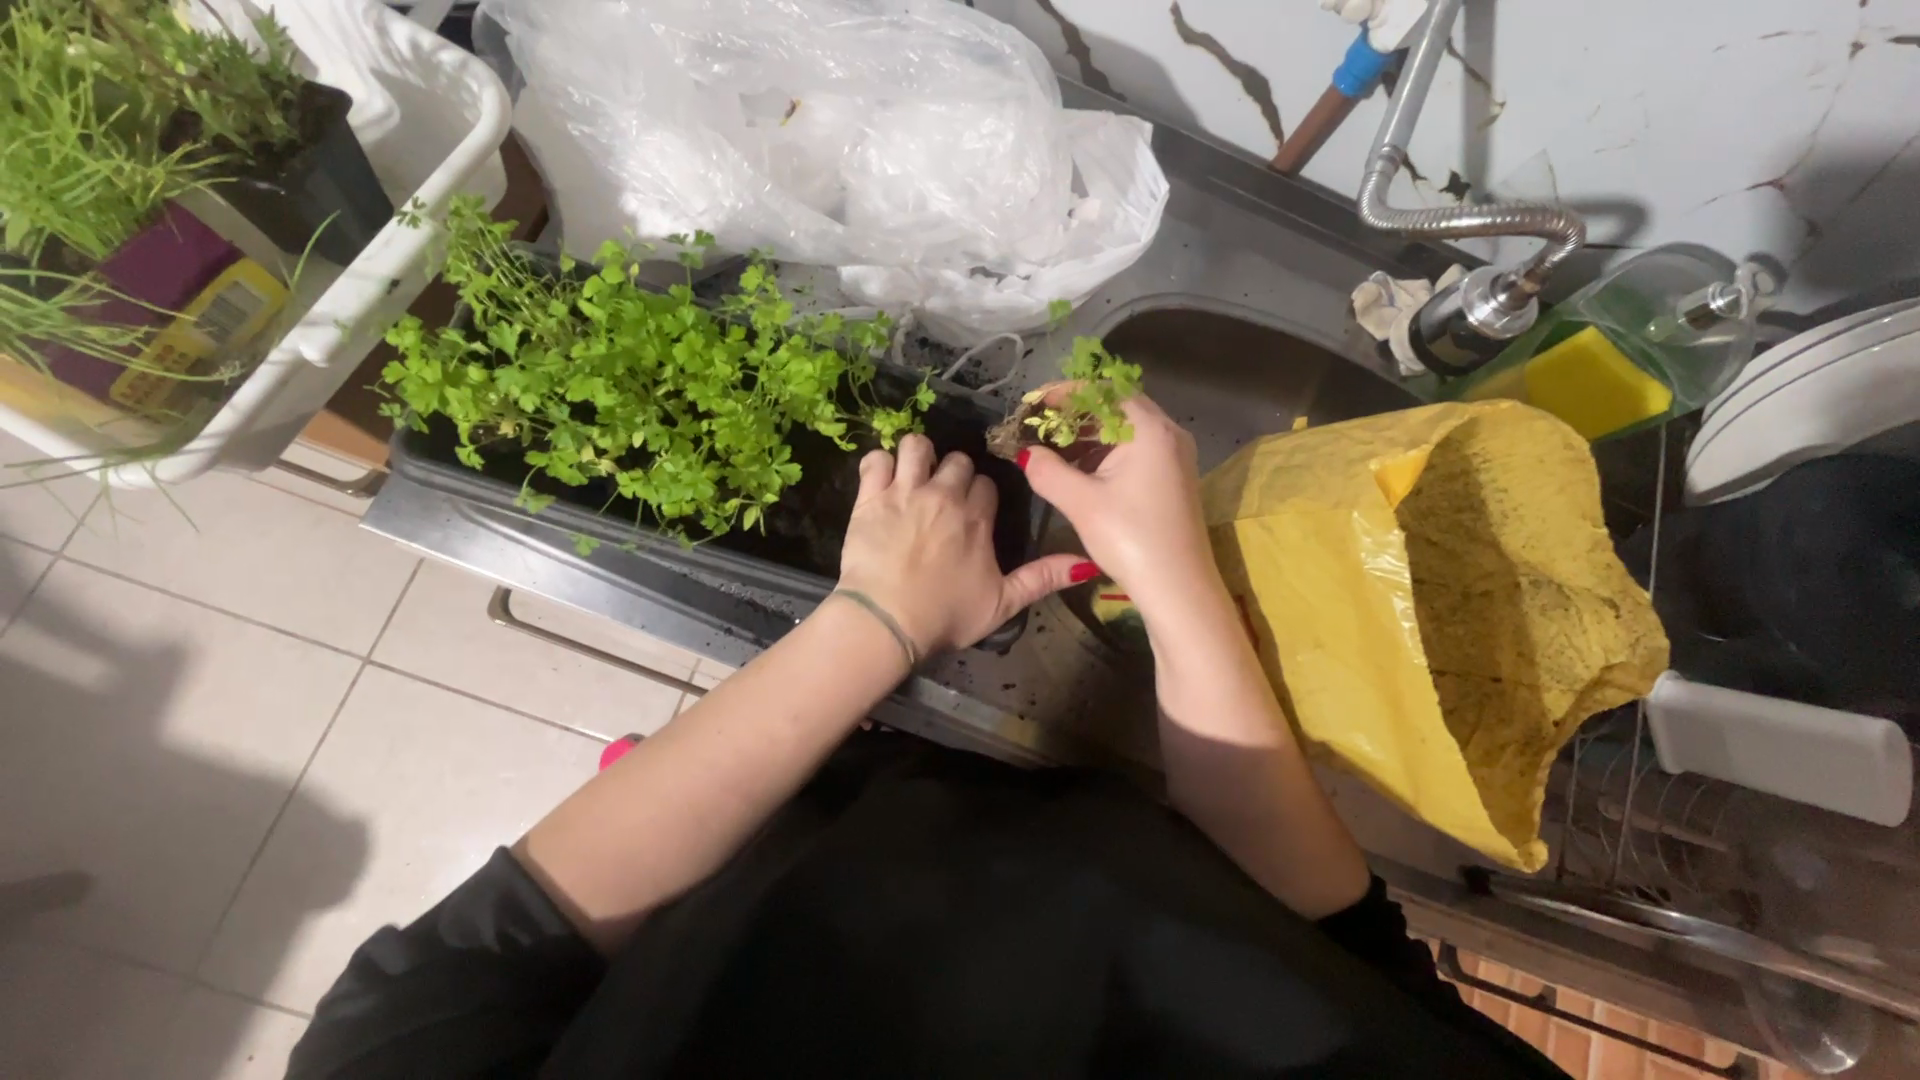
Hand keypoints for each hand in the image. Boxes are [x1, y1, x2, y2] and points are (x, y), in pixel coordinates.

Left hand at [838, 434, 1086, 654]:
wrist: (887, 621)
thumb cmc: (945, 616)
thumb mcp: (1003, 604)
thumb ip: (1043, 578)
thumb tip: (1089, 564)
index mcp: (977, 518)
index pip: (986, 484)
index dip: (980, 494)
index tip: (973, 510)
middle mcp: (944, 495)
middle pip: (957, 461)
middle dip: (953, 473)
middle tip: (942, 496)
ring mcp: (905, 492)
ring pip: (917, 446)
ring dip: (918, 456)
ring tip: (913, 475)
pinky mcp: (869, 497)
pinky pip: (876, 460)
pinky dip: (879, 465)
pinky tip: (880, 479)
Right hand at [1018, 394, 1218, 618]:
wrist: (1179, 588)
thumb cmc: (1130, 538)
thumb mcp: (1081, 503)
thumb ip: (1047, 471)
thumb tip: (1026, 454)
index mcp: (1149, 429)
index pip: (1104, 391)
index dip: (1065, 392)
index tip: (1034, 404)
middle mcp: (1168, 434)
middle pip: (1117, 407)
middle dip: (1075, 414)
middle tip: (1039, 426)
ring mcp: (1174, 457)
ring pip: (1126, 430)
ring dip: (1089, 435)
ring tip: (1052, 448)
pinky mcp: (1172, 479)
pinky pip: (1135, 450)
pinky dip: (1106, 452)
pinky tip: (1080, 470)